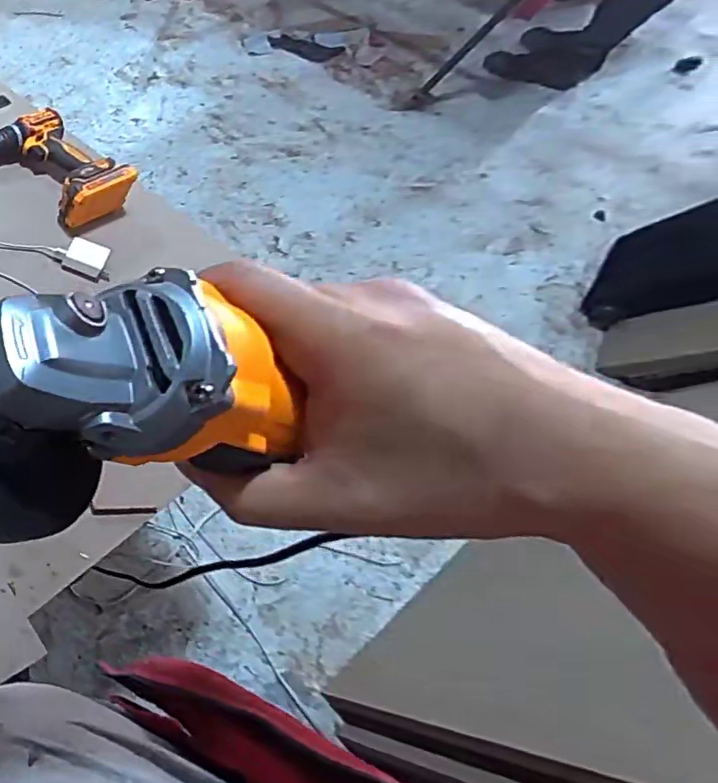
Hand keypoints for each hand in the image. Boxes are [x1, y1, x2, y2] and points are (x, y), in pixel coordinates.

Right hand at [182, 261, 652, 541]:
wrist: (606, 468)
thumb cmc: (462, 476)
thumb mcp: (333, 503)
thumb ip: (242, 492)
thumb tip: (194, 465)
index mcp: (334, 329)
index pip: (235, 279)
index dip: (191, 300)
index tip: (175, 342)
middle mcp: (364, 297)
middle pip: (266, 301)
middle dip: (240, 346)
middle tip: (247, 400)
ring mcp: (403, 299)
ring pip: (308, 310)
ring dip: (288, 350)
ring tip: (308, 405)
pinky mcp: (432, 310)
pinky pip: (349, 316)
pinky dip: (330, 349)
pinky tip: (361, 397)